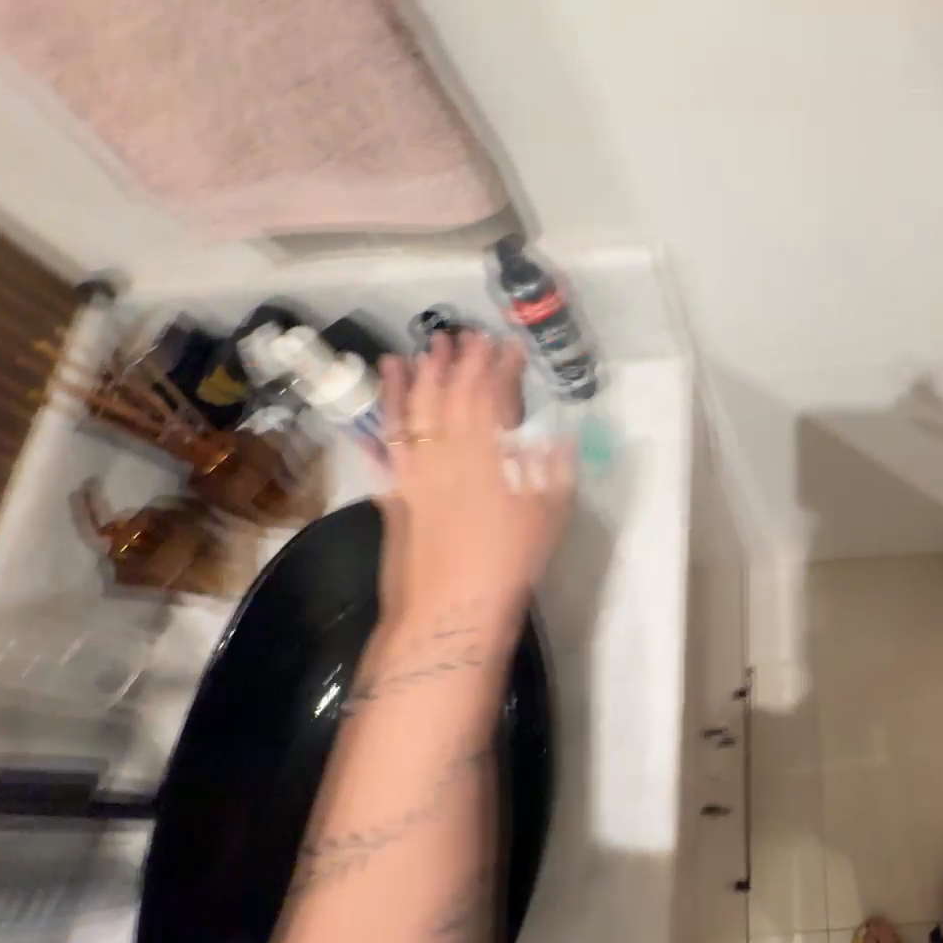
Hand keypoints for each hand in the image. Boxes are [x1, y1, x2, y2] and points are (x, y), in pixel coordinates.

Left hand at [376, 332, 573, 625]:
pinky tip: (382, 407)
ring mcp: (414, 471)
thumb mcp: (549, 515)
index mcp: (486, 454)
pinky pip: (384, 447)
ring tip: (413, 353)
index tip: (506, 346)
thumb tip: (561, 437)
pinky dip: (383, 422)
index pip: (489, 396)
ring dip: (412, 380)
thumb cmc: (510, 561)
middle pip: (446, 395)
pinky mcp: (395, 492)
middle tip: (460, 336)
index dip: (497, 367)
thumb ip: (554, 470)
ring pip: (409, 413)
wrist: (453, 606)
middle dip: (455, 362)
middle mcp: (445, 452)